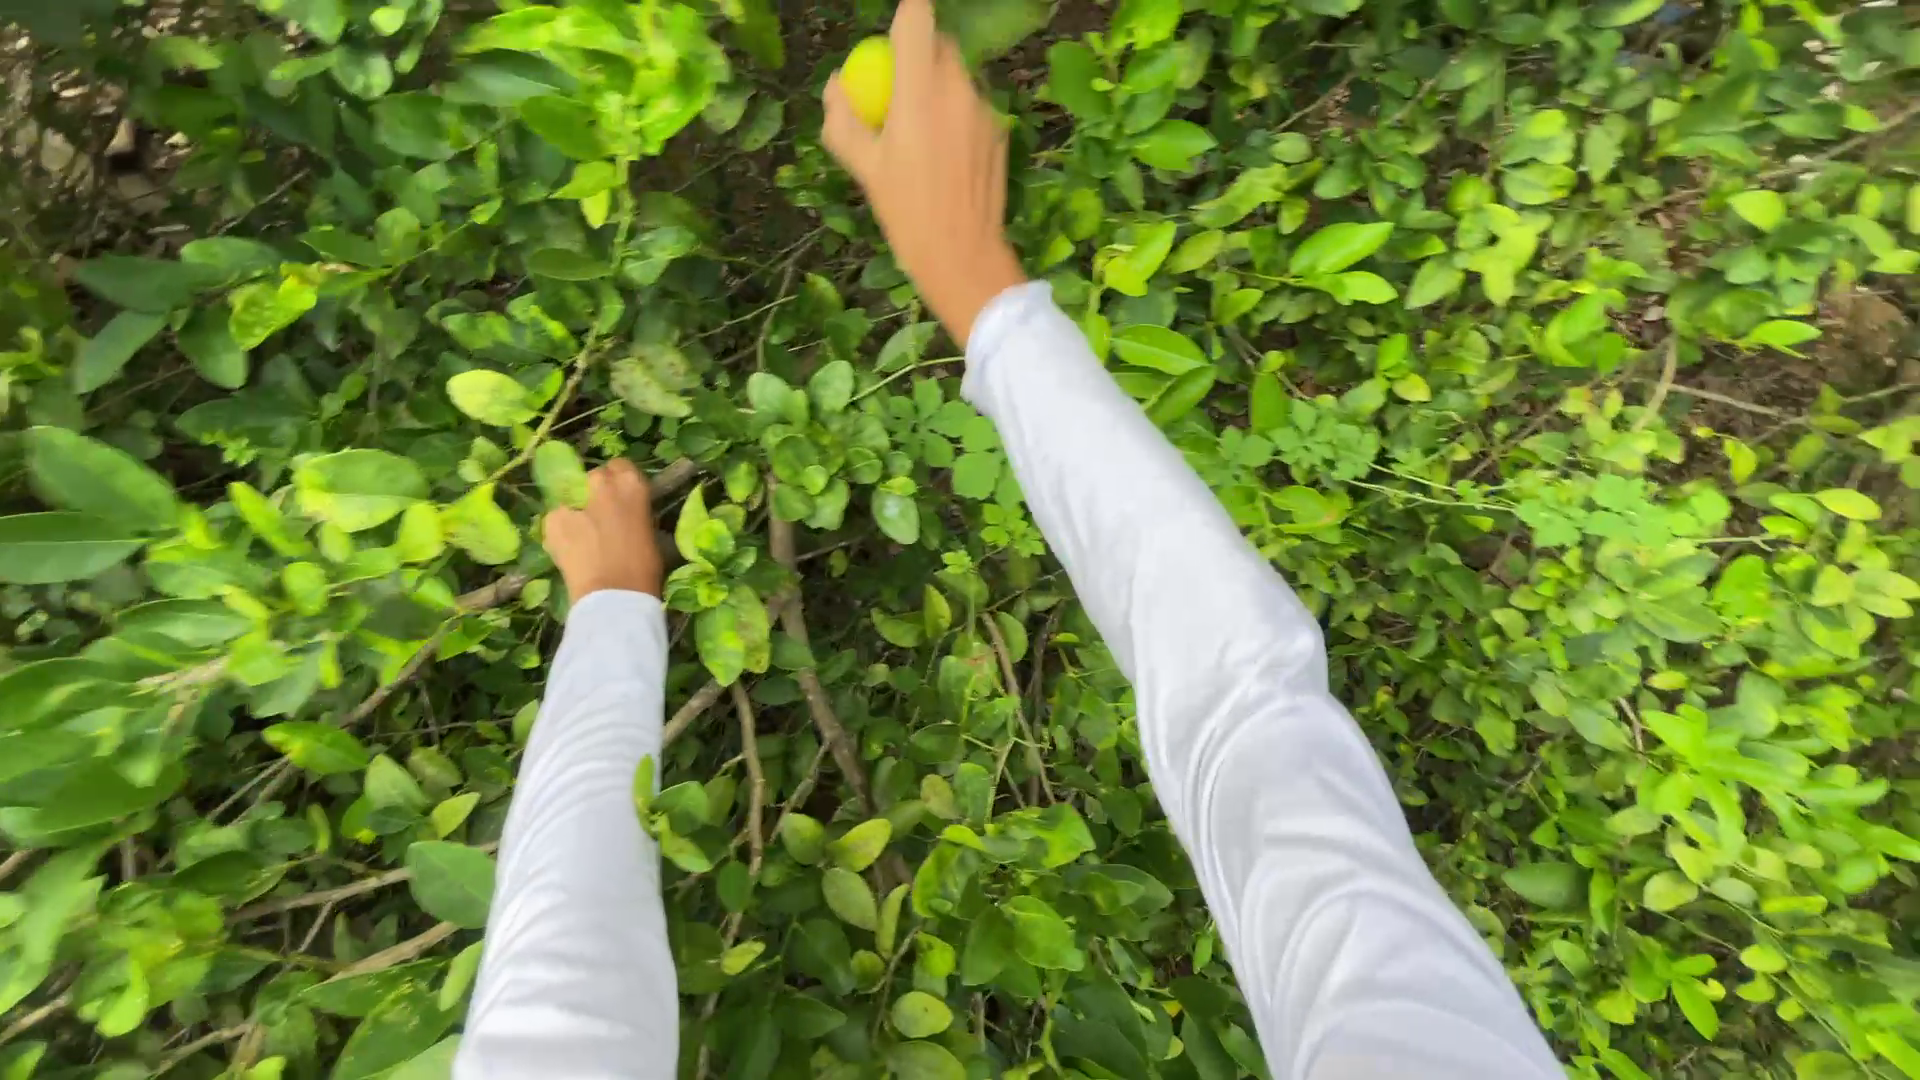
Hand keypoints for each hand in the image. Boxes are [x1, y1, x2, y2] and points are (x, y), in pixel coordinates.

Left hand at [543, 459, 663, 602]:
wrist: (614, 594)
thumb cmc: (644, 568)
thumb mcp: (649, 532)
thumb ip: (636, 515)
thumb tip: (628, 517)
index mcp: (632, 485)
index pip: (621, 466)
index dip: (620, 482)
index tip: (622, 498)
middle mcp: (601, 484)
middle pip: (594, 476)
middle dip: (596, 492)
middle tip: (602, 516)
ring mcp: (572, 500)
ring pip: (571, 497)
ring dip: (577, 509)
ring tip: (583, 535)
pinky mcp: (550, 521)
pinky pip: (556, 519)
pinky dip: (561, 530)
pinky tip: (570, 548)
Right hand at [822, 0, 1026, 348]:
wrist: (963, 257)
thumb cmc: (908, 216)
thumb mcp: (865, 171)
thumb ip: (844, 120)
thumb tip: (835, 85)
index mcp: (920, 90)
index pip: (917, 15)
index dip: (904, 21)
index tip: (892, 46)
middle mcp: (958, 89)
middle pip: (940, 44)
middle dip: (920, 59)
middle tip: (902, 99)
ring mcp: (986, 110)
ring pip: (961, 77)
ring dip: (942, 91)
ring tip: (926, 139)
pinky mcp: (1001, 133)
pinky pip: (976, 108)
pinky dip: (961, 118)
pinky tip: (951, 160)